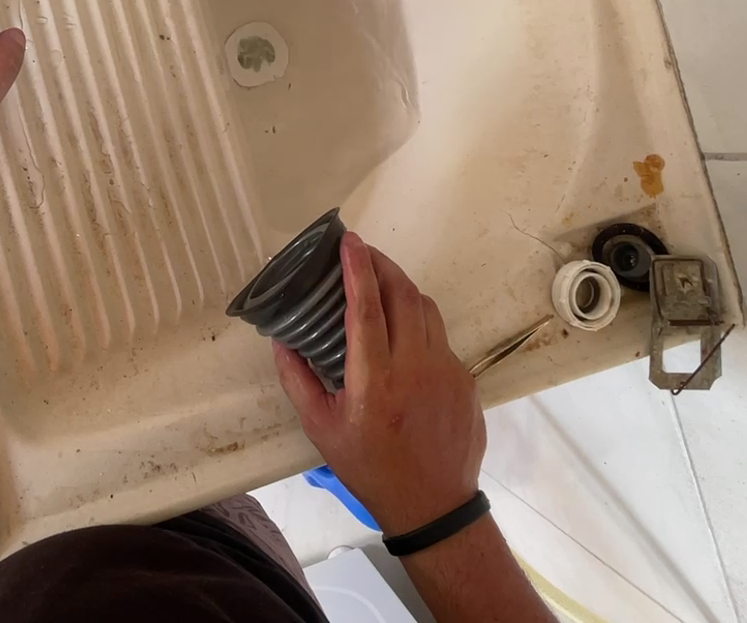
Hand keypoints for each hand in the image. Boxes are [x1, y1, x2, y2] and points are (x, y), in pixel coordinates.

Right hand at [273, 232, 485, 534]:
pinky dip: (418, 321)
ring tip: (381, 282)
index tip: (348, 240)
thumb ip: (297, 379)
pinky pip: (440, 336)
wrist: (433, 505)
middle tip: (362, 252)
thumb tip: (281, 337)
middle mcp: (415, 367)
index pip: (365, 308)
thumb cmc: (369, 466)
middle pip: (402, 295)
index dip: (357, 268)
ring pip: (427, 309)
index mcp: (374, 379)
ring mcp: (447, 371)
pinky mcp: (465, 379)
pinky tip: (403, 334)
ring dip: (402, 287)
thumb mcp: (320, 427)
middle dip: (382, 264)